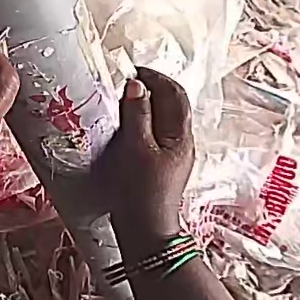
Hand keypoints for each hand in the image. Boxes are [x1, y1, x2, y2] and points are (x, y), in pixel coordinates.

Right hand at [98, 68, 194, 247]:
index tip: (131, 70)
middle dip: (151, 88)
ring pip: (161, 119)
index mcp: (180, 136)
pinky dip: (139, 121)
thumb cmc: (141, 189)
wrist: (144, 230)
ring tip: (119, 98)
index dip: (156, 78)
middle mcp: (180, 143)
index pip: (174, 95)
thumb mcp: (136, 149)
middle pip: (171, 105)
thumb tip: (136, 85)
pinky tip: (122, 125)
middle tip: (123, 80)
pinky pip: (152, 133)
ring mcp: (170, 155)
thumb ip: (137, 116)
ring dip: (144, 104)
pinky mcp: (157, 165)